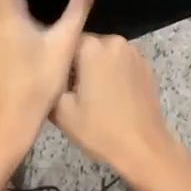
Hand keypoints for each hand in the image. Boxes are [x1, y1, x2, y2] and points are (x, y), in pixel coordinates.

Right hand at [51, 35, 190, 190]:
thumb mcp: (60, 112)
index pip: (64, 41)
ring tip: (90, 95)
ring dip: (94, 68)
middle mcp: (115, 41)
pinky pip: (120, 63)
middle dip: (76, 63)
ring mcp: (134, 53)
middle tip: (70, 91)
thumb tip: (44, 74)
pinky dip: (112, 73)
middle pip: (86, 45)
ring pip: (103, 54)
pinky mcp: (146, 67)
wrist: (144, 149)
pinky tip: (110, 96)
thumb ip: (49, 84)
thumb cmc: (100, 130)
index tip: (54, 81)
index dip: (56, 61)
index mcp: (92, 47)